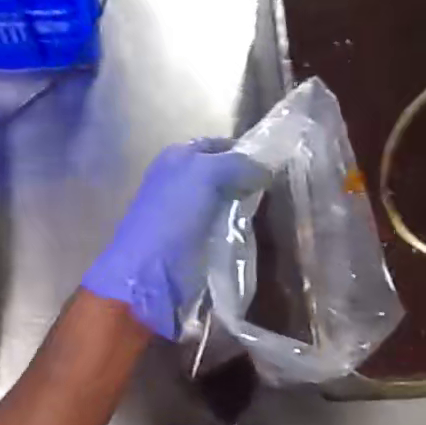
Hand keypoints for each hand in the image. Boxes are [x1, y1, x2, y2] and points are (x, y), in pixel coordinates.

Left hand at [81, 139, 268, 338]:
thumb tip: (265, 168)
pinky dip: (237, 234)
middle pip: (222, 178)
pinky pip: (222, 233)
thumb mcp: (207, 175)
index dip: (245, 152)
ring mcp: (184, 218)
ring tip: (270, 214)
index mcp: (176, 159)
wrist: (148, 277)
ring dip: (245, 210)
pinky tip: (253, 236)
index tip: (274, 163)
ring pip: (224, 206)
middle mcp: (178, 184)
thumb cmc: (173, 218)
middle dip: (248, 182)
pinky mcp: (192, 248)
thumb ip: (238, 164)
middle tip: (277, 190)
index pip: (217, 147)